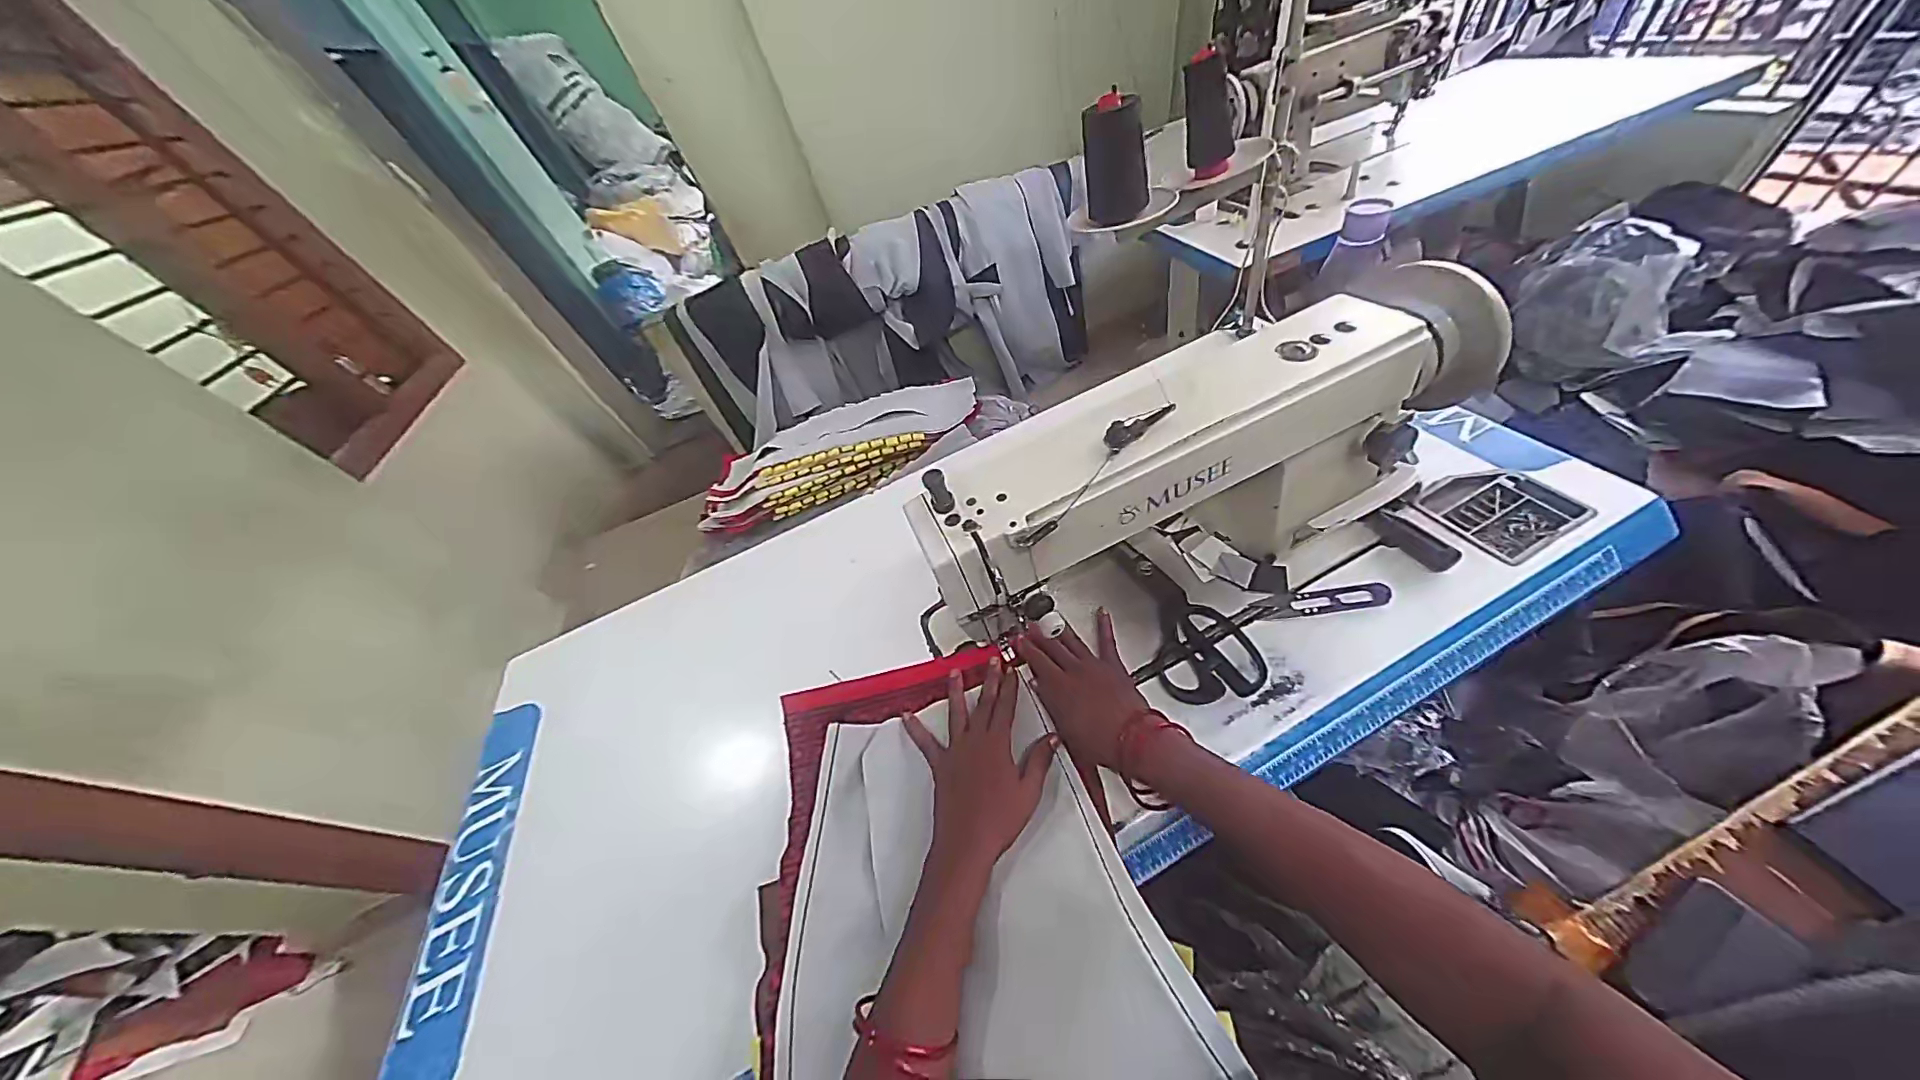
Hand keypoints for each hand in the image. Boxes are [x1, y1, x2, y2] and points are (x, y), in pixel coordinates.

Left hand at [903, 659, 1059, 876]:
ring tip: (955, 673)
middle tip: (991, 661)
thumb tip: (1052, 738)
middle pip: (983, 704)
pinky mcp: (940, 766)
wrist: (967, 842)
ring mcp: (955, 752)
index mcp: (997, 745)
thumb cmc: (999, 820)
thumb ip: (1039, 760)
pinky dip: (916, 729)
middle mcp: (975, 742)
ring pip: (956, 714)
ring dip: (956, 692)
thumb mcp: (1028, 790)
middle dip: (989, 680)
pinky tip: (907, 717)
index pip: (1006, 708)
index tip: (1012, 671)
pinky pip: (926, 743)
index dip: (1010, 688)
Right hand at [1013, 609, 1148, 771]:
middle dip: (1038, 638)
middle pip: (1051, 649)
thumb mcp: (1065, 730)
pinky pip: (1107, 642)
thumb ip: (1051, 705)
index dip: (1026, 650)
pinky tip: (1101, 614)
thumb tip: (1043, 692)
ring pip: (1072, 643)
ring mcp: (1094, 666)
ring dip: (1059, 632)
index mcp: (1058, 687)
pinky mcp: (1114, 666)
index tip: (1019, 641)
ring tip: (1051, 622)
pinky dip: (1104, 626)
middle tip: (1029, 628)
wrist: (1133, 740)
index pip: (1037, 662)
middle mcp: (1075, 672)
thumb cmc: (1101, 743)